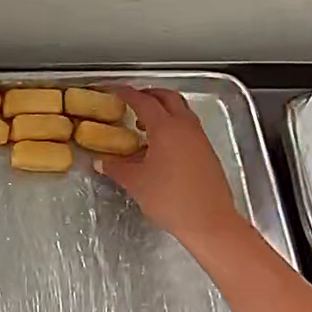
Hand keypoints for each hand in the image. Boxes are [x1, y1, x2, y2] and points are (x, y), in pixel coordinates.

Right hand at [97, 87, 245, 244]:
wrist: (209, 221)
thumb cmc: (170, 200)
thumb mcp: (136, 183)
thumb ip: (116, 168)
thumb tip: (102, 162)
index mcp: (166, 128)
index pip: (144, 101)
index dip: (127, 93)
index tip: (115, 90)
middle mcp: (186, 127)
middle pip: (168, 98)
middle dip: (149, 95)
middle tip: (132, 101)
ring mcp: (200, 139)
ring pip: (181, 111)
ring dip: (163, 110)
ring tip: (144, 124)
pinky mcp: (207, 152)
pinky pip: (188, 128)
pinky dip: (173, 126)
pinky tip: (161, 146)